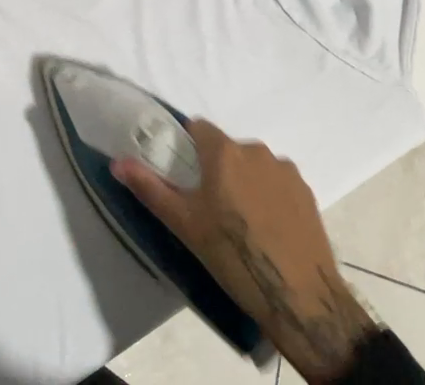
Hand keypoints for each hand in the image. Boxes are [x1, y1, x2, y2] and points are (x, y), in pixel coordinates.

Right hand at [113, 121, 377, 380]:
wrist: (299, 296)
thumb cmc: (232, 256)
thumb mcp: (184, 224)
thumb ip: (150, 188)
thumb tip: (117, 162)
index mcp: (224, 152)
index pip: (199, 128)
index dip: (187, 146)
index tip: (182, 174)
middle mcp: (257, 151)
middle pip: (227, 149)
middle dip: (216, 169)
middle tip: (208, 207)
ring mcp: (286, 170)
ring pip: (253, 166)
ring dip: (244, 182)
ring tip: (240, 222)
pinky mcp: (307, 191)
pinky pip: (277, 182)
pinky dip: (268, 196)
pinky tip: (266, 228)